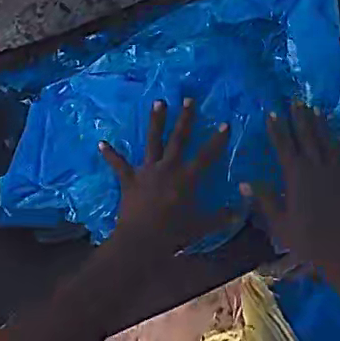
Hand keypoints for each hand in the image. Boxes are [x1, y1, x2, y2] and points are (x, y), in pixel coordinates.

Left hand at [99, 99, 230, 261]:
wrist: (139, 242)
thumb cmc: (172, 234)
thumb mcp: (201, 227)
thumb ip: (220, 218)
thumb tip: (238, 212)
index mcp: (187, 178)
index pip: (206, 155)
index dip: (217, 140)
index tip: (225, 123)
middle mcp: (168, 168)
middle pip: (179, 139)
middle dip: (185, 118)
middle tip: (188, 99)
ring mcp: (147, 172)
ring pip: (153, 141)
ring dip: (156, 121)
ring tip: (158, 102)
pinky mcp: (129, 180)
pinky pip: (119, 165)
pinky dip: (111, 154)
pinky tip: (101, 143)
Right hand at [249, 103, 339, 274]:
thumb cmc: (307, 241)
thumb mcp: (280, 224)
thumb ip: (264, 200)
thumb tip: (246, 182)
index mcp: (296, 176)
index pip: (284, 146)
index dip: (277, 129)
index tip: (272, 112)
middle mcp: (316, 168)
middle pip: (307, 137)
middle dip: (300, 118)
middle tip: (296, 101)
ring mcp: (334, 172)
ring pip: (326, 141)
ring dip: (320, 124)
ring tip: (315, 109)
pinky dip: (338, 143)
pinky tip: (337, 137)